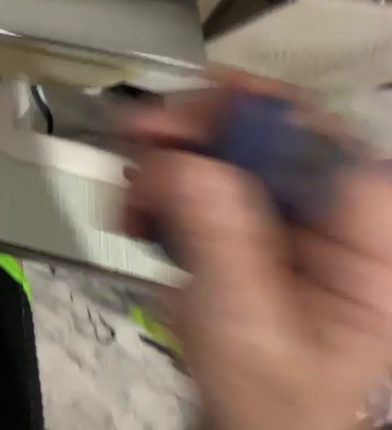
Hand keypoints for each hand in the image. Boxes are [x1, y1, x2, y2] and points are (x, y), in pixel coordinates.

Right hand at [119, 72, 391, 429]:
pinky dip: (150, 183)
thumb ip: (223, 241)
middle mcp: (329, 225)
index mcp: (366, 251)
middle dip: (195, 129)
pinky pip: (189, 177)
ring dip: (160, 159)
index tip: (197, 99)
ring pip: (219, 150)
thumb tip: (187, 163)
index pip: (337, 154)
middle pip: (269, 138)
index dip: (275, 112)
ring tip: (131, 199)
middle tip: (137, 139)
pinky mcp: (235, 223)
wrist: (246, 418)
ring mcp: (279, 222)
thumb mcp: (244, 319)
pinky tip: (134, 212)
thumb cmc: (263, 385)